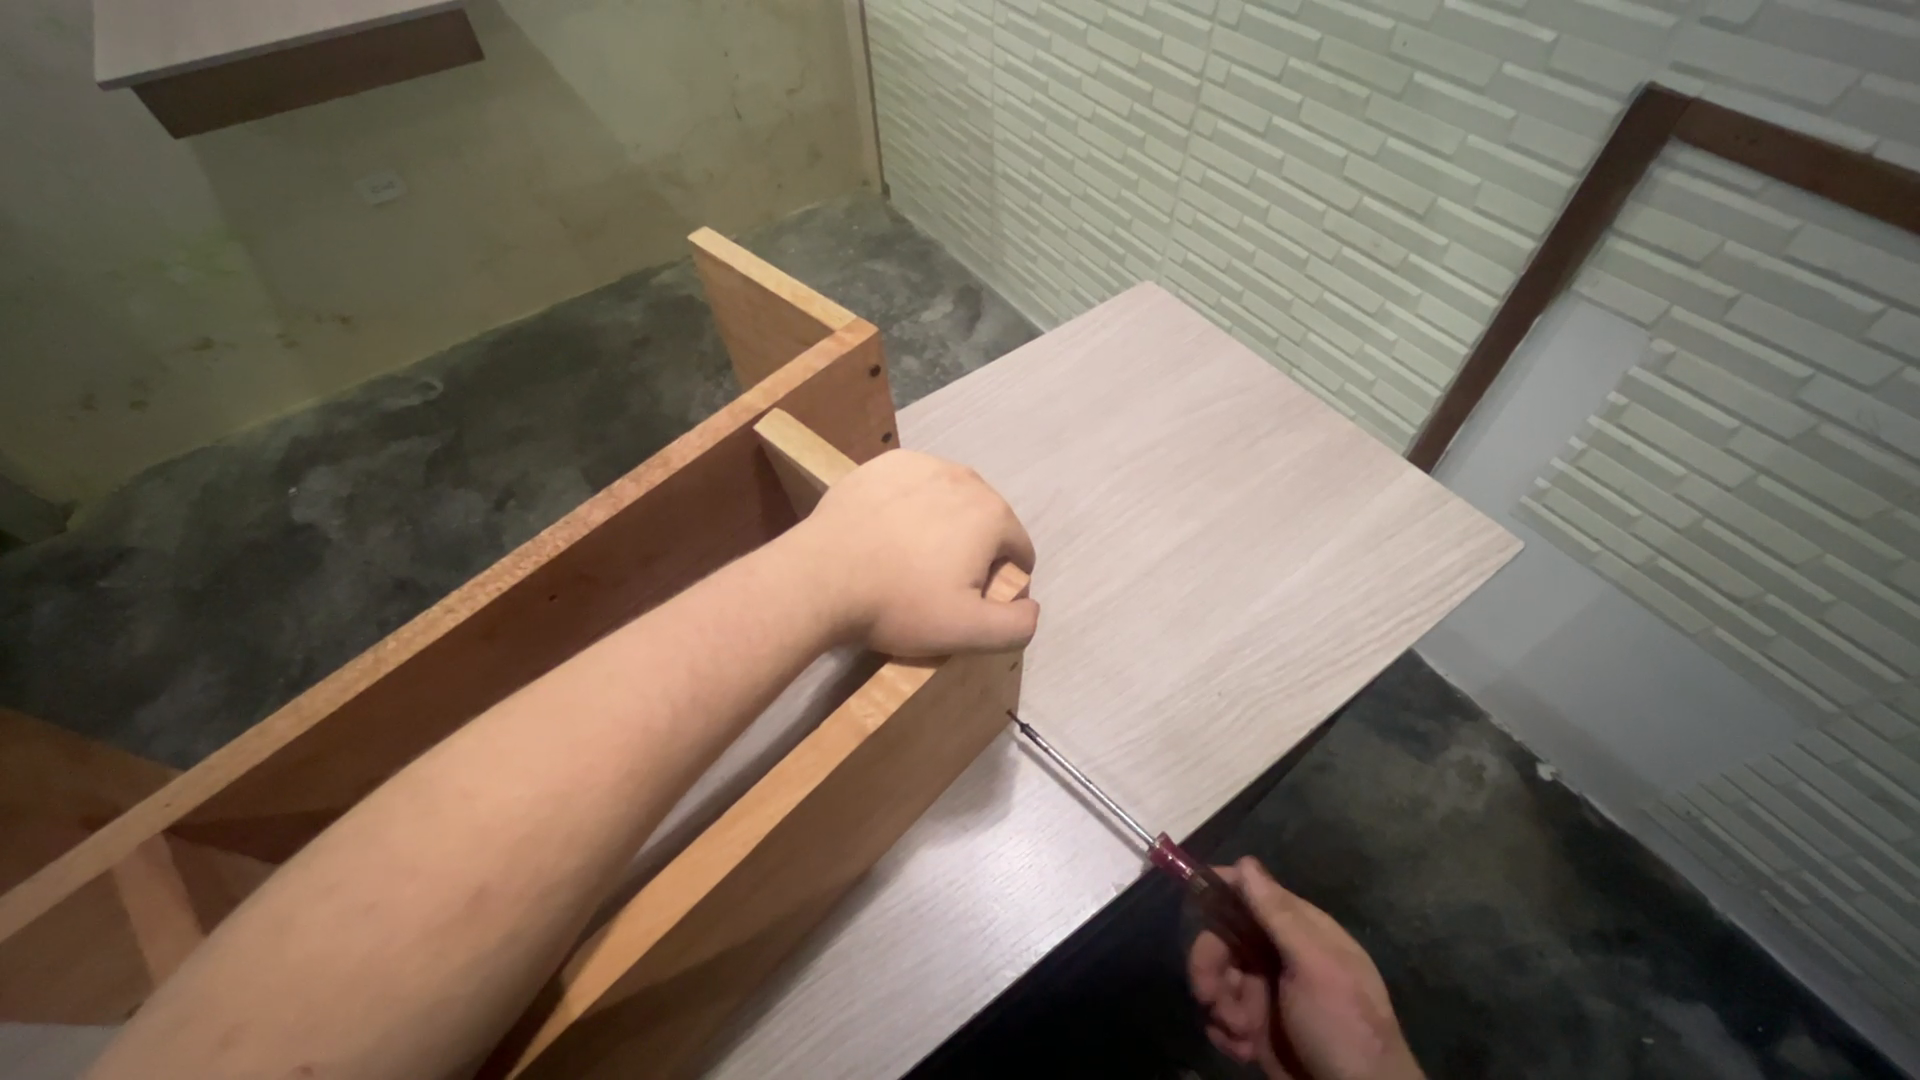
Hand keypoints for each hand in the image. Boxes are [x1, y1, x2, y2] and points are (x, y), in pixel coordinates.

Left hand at [781, 449, 1038, 655]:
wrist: (820, 577)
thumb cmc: (899, 604)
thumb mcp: (968, 632)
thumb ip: (1018, 625)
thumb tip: (1032, 606)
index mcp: (993, 514)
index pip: (1019, 552)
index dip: (1001, 583)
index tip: (966, 603)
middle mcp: (965, 477)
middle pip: (986, 523)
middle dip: (972, 552)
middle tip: (934, 586)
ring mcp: (921, 464)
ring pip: (950, 502)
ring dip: (942, 527)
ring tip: (908, 560)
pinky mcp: (883, 463)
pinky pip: (913, 488)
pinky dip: (909, 508)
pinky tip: (885, 534)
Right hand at [1189, 859, 1423, 1079]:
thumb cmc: (1345, 1029)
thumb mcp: (1316, 967)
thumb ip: (1279, 916)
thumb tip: (1245, 862)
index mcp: (1300, 932)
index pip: (1252, 893)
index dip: (1221, 890)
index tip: (1192, 894)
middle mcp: (1280, 956)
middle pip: (1223, 938)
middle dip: (1210, 965)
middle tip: (1206, 994)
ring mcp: (1267, 993)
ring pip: (1218, 978)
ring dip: (1220, 1006)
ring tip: (1239, 1035)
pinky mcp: (1257, 1029)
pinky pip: (1221, 1016)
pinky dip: (1225, 1032)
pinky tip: (1243, 1050)